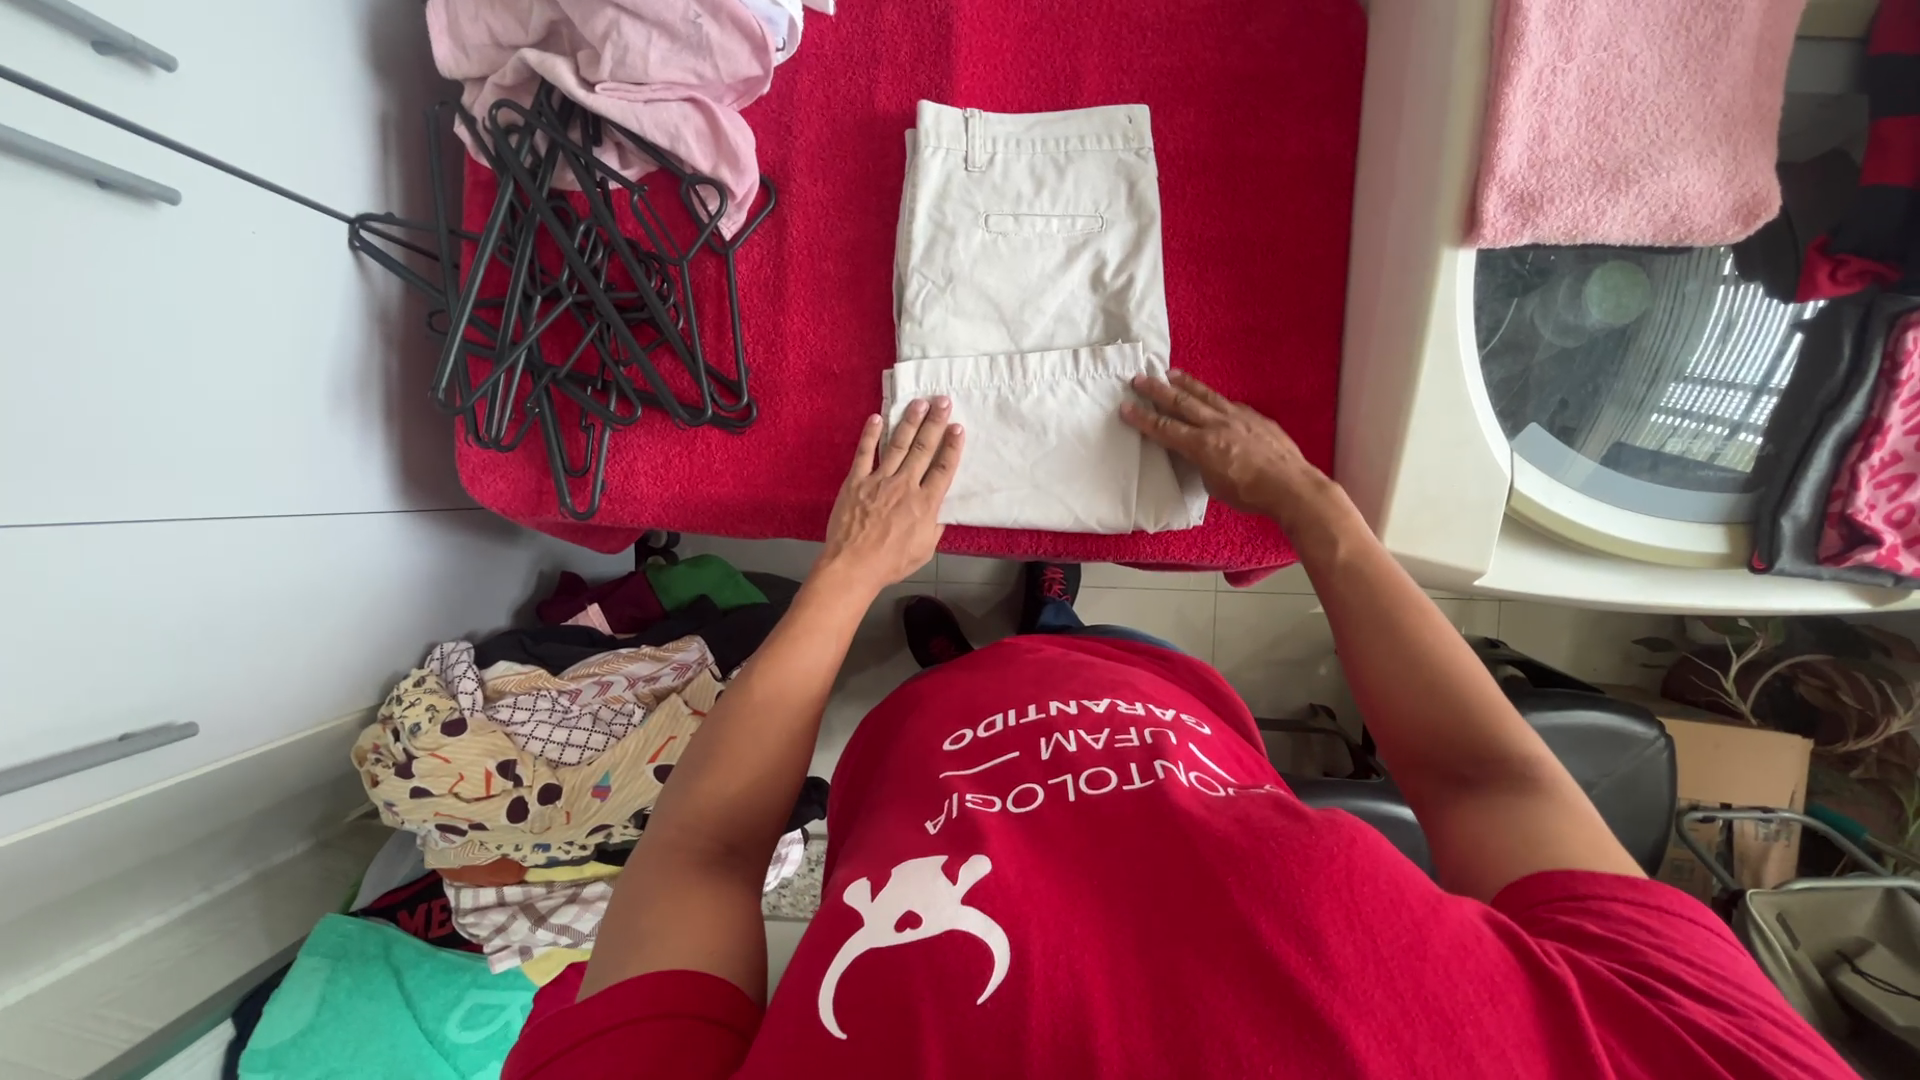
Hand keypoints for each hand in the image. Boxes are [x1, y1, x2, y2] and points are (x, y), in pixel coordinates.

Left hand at [817, 398, 963, 595]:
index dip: (952, 446)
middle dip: (935, 423)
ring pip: (898, 445)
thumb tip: (939, 512)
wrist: (853, 565)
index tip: (958, 427)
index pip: (943, 468)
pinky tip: (877, 418)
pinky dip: (870, 435)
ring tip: (919, 403)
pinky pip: (864, 453)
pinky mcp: (856, 482)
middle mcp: (905, 486)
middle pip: (923, 448)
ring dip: (910, 422)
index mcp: (925, 504)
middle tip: (943, 401)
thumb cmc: (890, 563)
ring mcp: (879, 480)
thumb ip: (934, 527)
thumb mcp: (924, 550)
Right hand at [1120, 371, 1336, 528]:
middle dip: (1157, 390)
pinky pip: (1229, 404)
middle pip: (1181, 403)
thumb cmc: (1249, 494)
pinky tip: (1210, 397)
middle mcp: (1216, 425)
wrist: (1290, 486)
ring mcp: (1238, 417)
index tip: (1126, 407)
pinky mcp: (1255, 417)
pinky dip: (1214, 399)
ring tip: (1171, 374)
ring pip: (1206, 395)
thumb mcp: (1213, 485)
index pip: (1164, 429)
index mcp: (1201, 446)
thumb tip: (1200, 456)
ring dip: (1185, 384)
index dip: (1142, 418)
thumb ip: (1202, 465)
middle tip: (1140, 379)